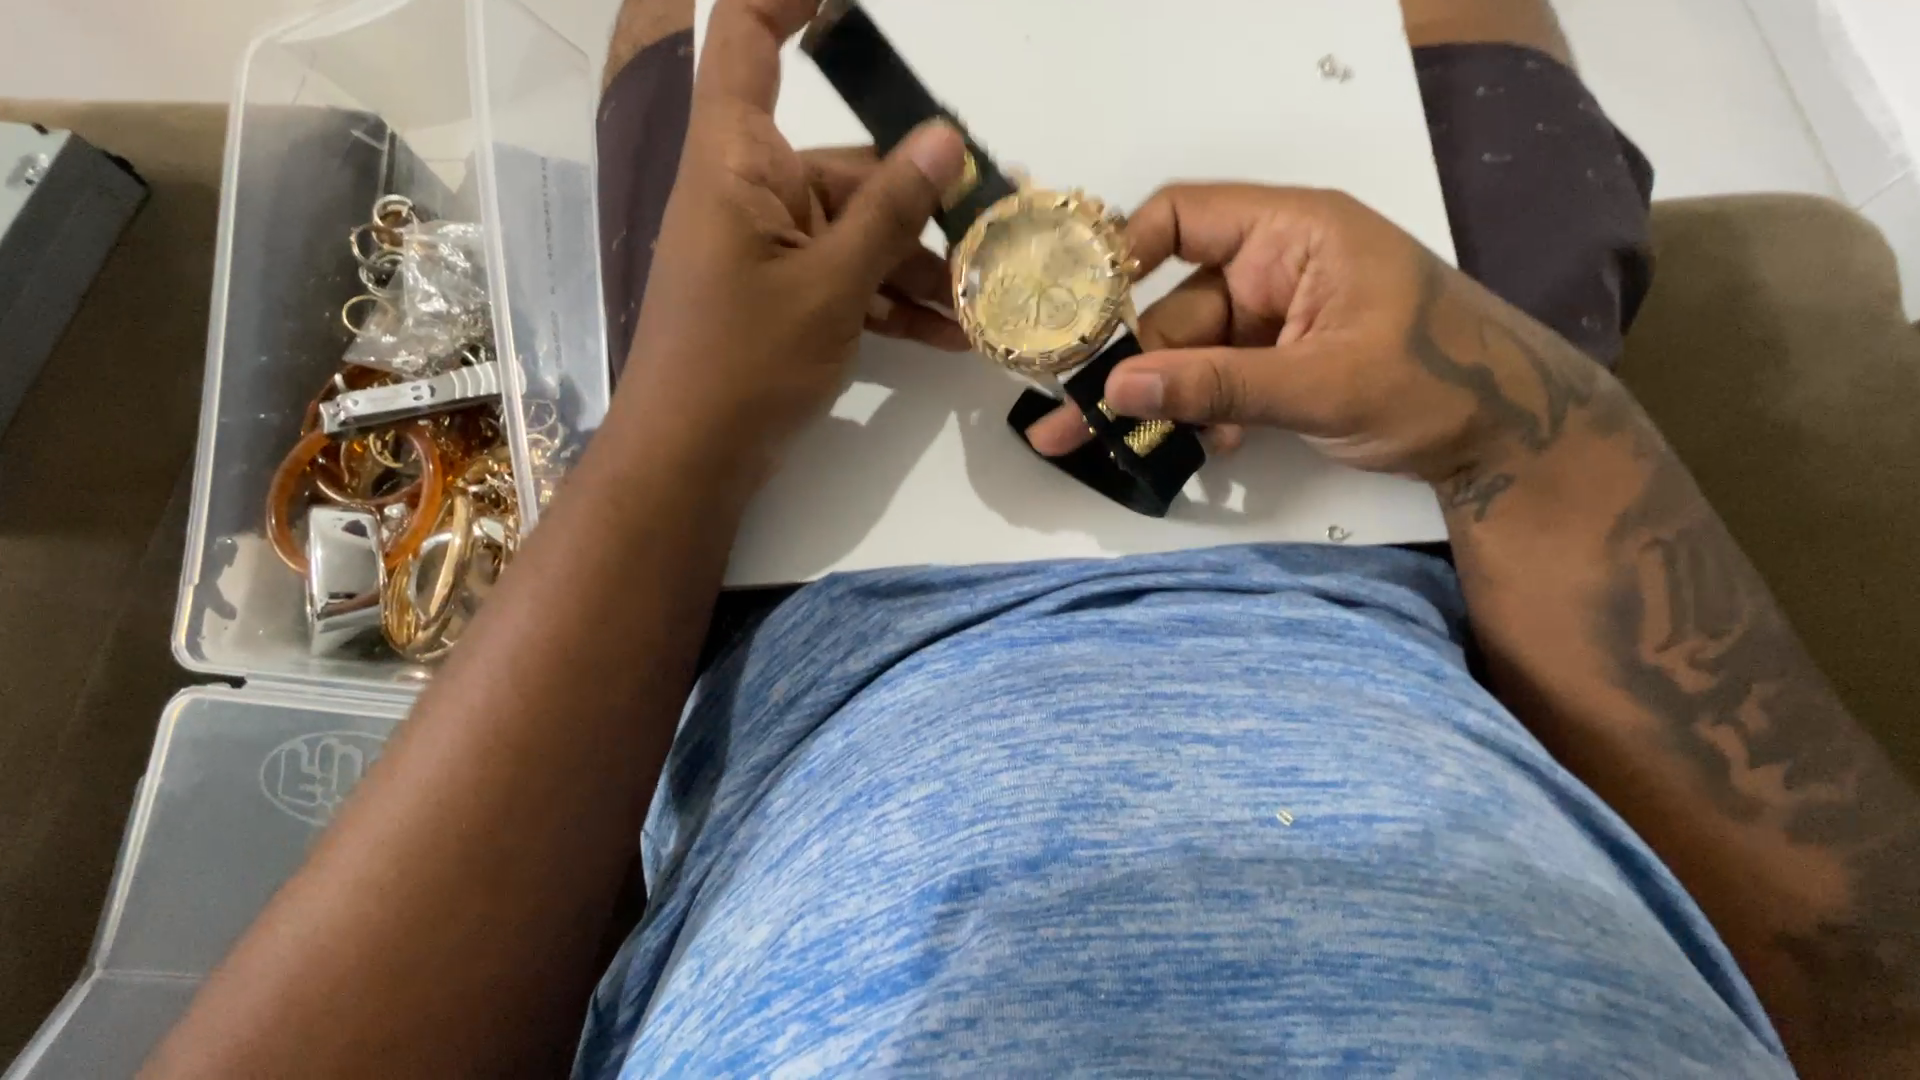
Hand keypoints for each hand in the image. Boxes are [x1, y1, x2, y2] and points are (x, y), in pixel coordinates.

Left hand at [614, 0, 968, 480]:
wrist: (693, 458)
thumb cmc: (745, 361)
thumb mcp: (829, 286)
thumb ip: (889, 213)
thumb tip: (945, 139)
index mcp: (738, 160)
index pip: (748, 40)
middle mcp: (753, 193)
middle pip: (846, 168)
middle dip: (922, 201)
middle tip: (996, 224)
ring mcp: (770, 251)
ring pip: (857, 235)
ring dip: (920, 268)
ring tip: (985, 298)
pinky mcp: (785, 300)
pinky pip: (848, 282)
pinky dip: (894, 304)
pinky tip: (952, 335)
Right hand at [1024, 185, 1603, 489]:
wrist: (1509, 435)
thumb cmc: (1436, 382)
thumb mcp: (1320, 383)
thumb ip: (1215, 385)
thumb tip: (1116, 390)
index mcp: (1291, 234)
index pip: (1182, 216)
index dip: (1120, 256)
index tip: (1071, 310)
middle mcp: (1271, 268)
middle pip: (1171, 306)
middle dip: (1123, 364)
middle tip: (1065, 416)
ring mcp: (1272, 319)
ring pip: (1186, 353)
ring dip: (1156, 401)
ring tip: (1101, 445)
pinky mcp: (1276, 362)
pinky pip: (1213, 381)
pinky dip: (1199, 414)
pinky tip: (1200, 448)